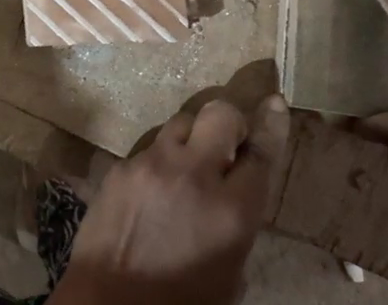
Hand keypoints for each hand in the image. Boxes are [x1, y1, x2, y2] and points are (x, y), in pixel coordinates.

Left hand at [49, 98, 286, 304]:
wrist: (112, 302)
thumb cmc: (182, 298)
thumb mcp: (230, 270)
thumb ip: (238, 220)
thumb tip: (238, 186)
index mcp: (231, 211)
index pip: (260, 154)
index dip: (270, 126)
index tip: (275, 102)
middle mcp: (193, 175)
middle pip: (219, 115)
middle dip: (228, 121)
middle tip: (226, 141)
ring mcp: (152, 165)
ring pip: (180, 122)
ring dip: (191, 138)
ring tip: (187, 164)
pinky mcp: (121, 166)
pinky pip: (149, 148)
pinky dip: (159, 161)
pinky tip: (154, 186)